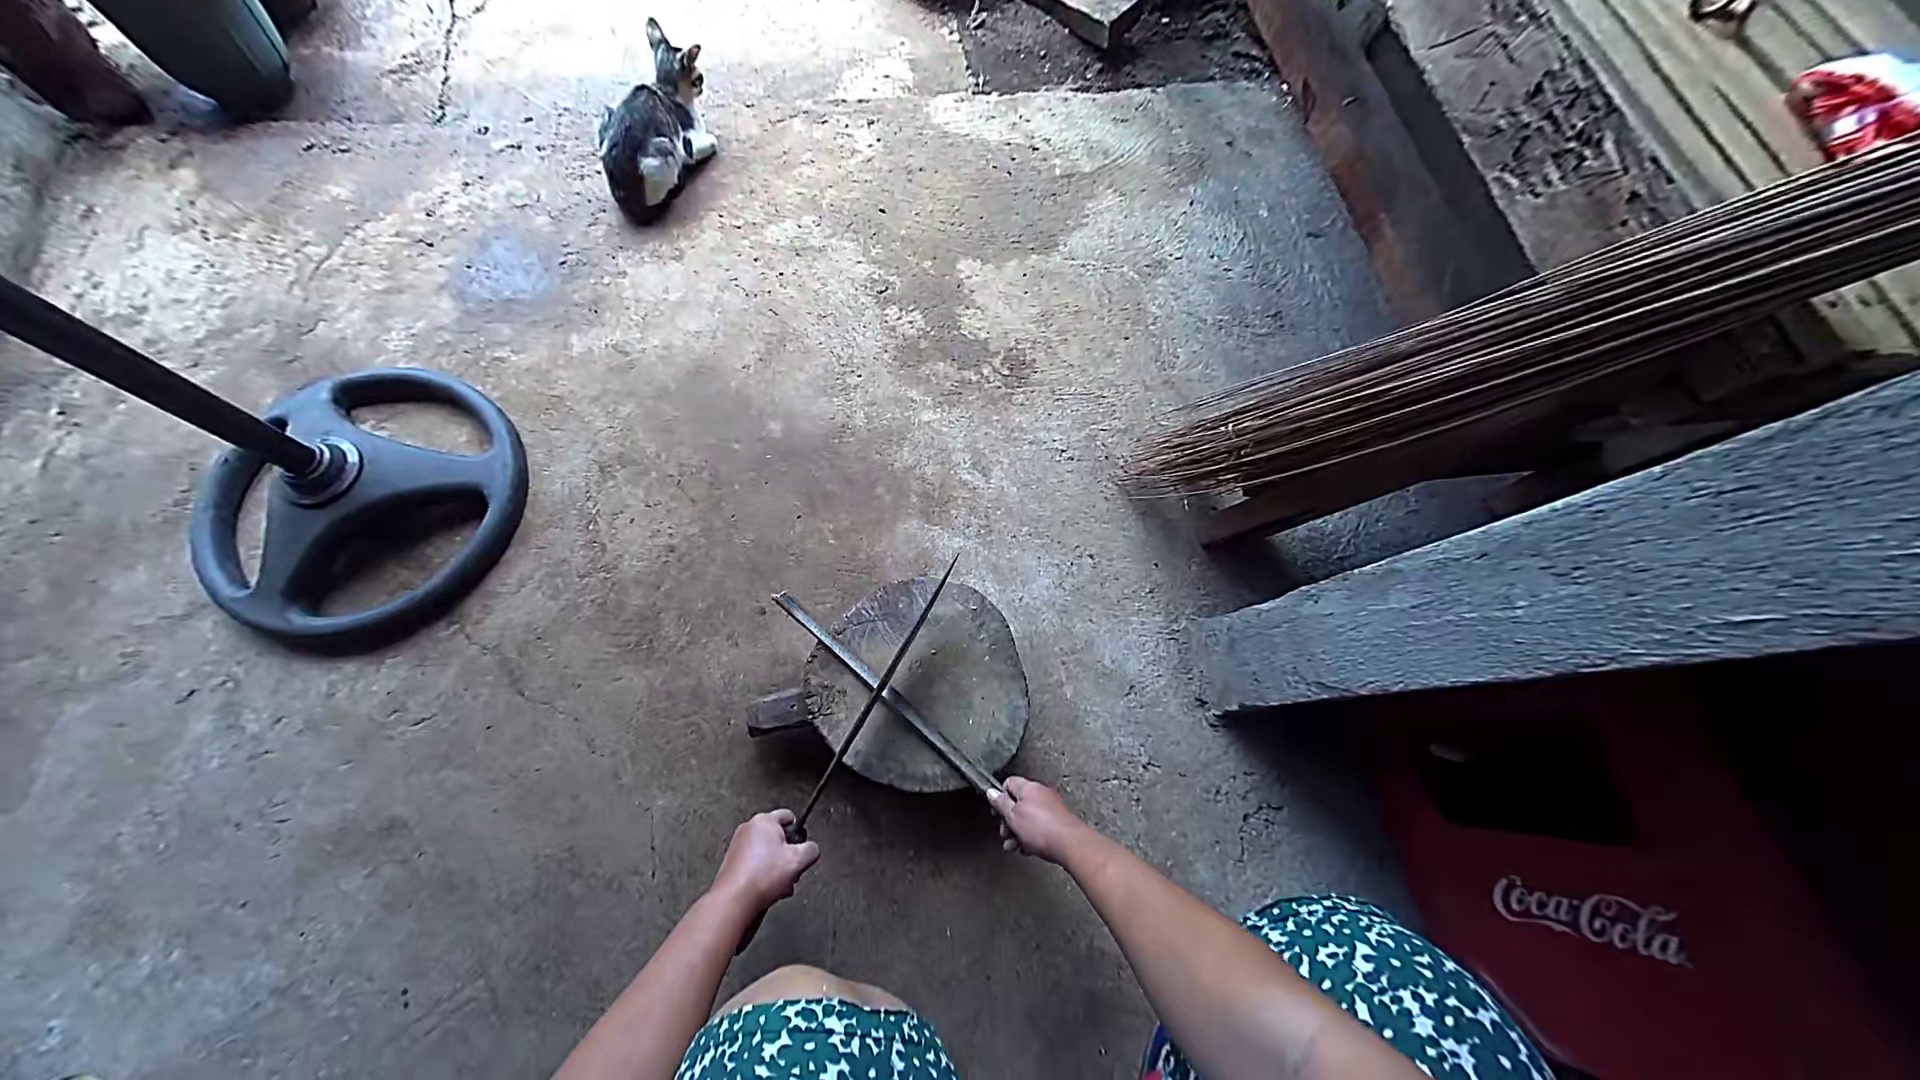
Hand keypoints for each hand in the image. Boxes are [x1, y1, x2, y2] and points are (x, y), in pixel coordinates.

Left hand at [711, 809, 819, 913]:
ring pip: (767, 853)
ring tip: (780, 884)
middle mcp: (748, 829)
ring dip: (776, 867)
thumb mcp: (799, 860)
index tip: (800, 846)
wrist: (734, 901)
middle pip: (778, 837)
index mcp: (764, 821)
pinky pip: (754, 865)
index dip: (798, 832)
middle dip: (787, 854)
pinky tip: (767, 890)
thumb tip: (812, 850)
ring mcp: (738, 846)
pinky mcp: (732, 864)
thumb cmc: (761, 877)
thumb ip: (812, 850)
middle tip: (791, 869)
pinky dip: (762, 875)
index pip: (788, 816)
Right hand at [988, 776, 1093, 864]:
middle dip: (1009, 820)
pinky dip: (1031, 837)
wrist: (1070, 845)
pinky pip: (1039, 827)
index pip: (1008, 783)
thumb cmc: (1043, 829)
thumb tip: (991, 792)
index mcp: (1029, 787)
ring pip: (1028, 818)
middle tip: (1006, 832)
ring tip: (1015, 845)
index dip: (1000, 798)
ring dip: (1018, 832)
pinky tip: (1027, 849)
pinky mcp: (1058, 822)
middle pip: (1017, 803)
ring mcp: (1051, 808)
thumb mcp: (1013, 816)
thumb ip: (1000, 803)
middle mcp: (1041, 794)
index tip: (997, 812)